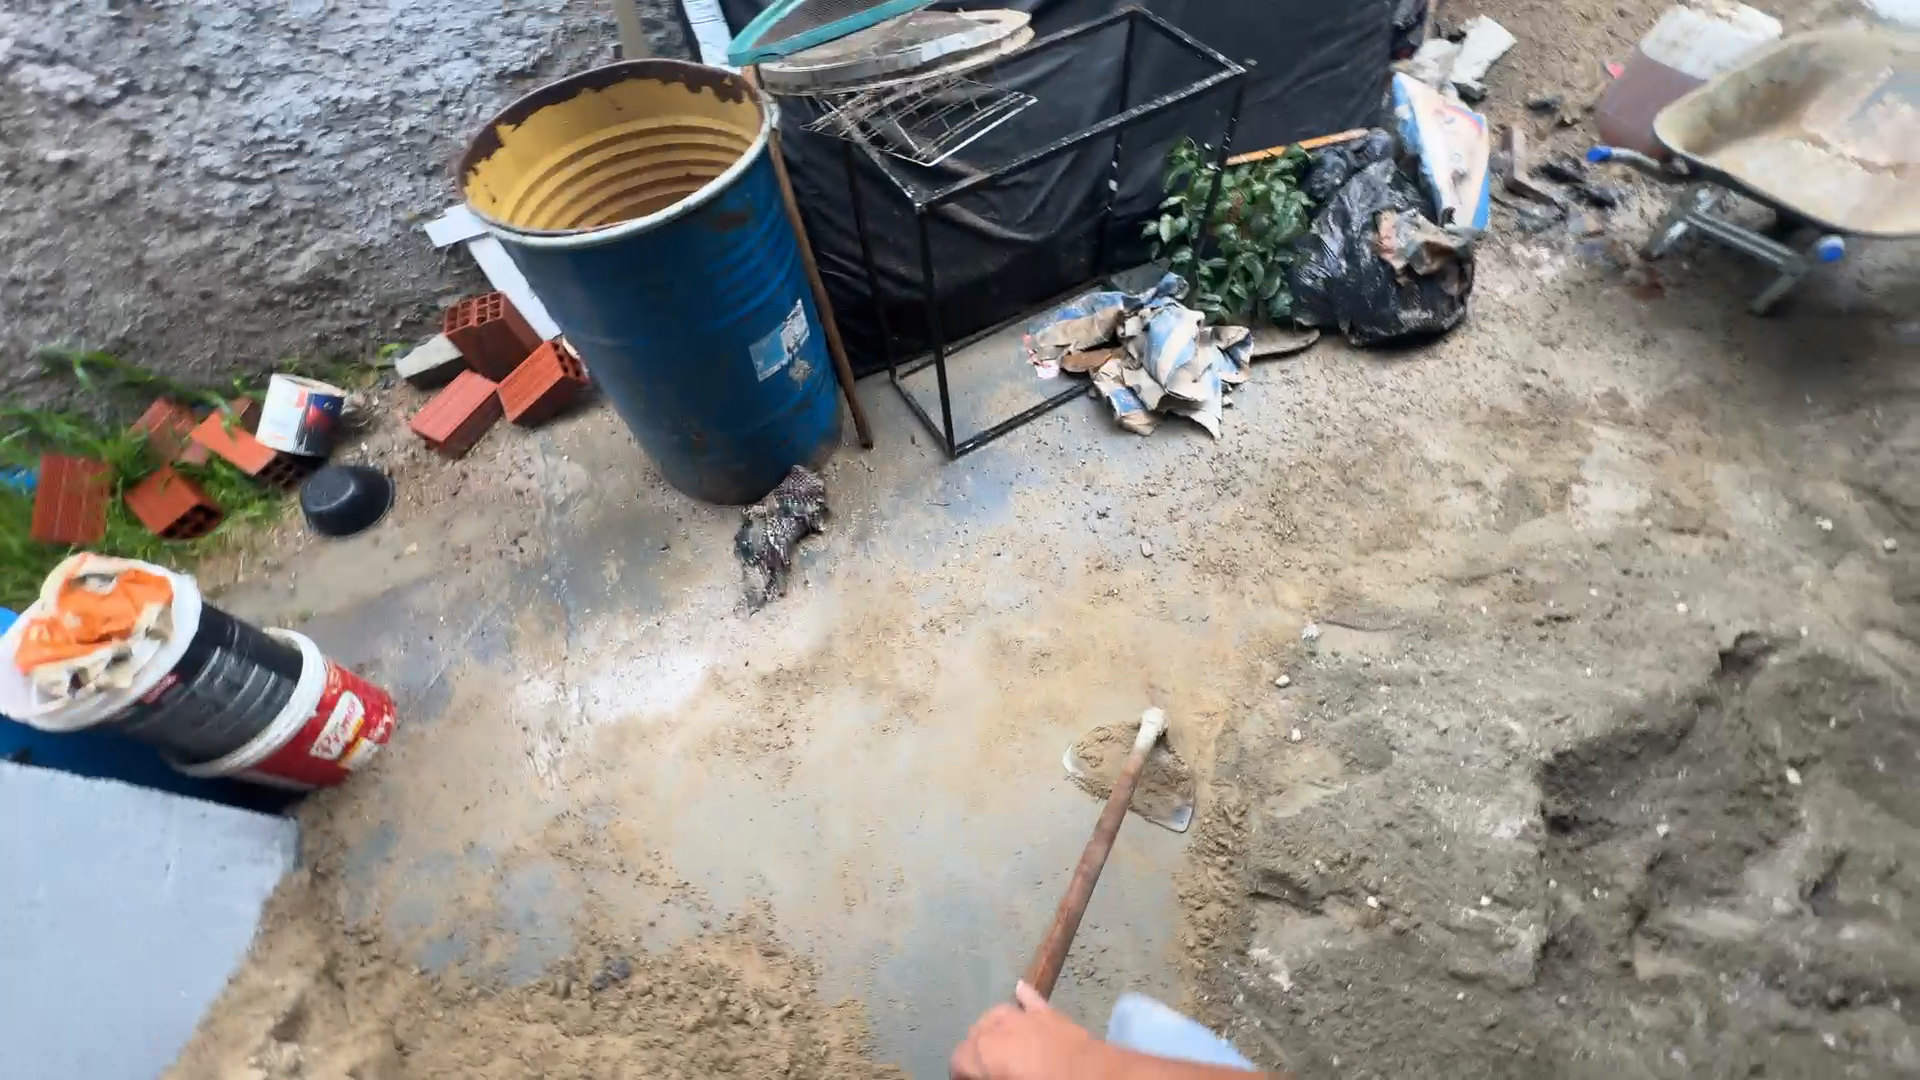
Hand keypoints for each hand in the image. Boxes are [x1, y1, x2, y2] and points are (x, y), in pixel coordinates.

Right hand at [950, 981, 1113, 1079]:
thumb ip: (991, 1077)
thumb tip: (981, 1074)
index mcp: (985, 1051)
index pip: (957, 1059)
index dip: (960, 1074)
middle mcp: (1000, 1027)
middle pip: (974, 1034)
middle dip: (974, 1054)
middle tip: (982, 1073)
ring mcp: (1027, 1017)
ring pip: (997, 1015)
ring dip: (992, 1031)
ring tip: (994, 1050)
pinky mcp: (1051, 1015)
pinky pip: (1031, 1000)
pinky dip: (1023, 999)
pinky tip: (1018, 990)